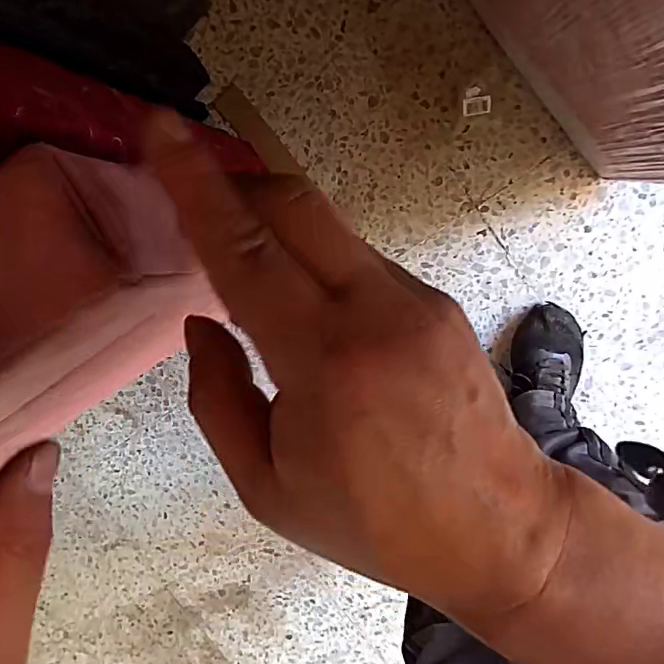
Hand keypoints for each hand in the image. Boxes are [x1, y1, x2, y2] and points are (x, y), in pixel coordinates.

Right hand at [143, 113, 575, 627]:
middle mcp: (375, 310)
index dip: (196, 186)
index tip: (162, 133)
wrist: (501, 530)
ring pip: (325, 226)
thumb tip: (202, 325)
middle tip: (193, 190)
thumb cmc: (373, 521)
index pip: (245, 249)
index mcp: (325, 361)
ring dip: (271, 220)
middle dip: (233, 182)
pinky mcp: (434, 300)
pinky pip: (353, 256)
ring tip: (238, 251)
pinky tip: (297, 295)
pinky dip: (309, 255)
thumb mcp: (265, 486)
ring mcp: (414, 298)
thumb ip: (216, 399)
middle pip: (294, 203)